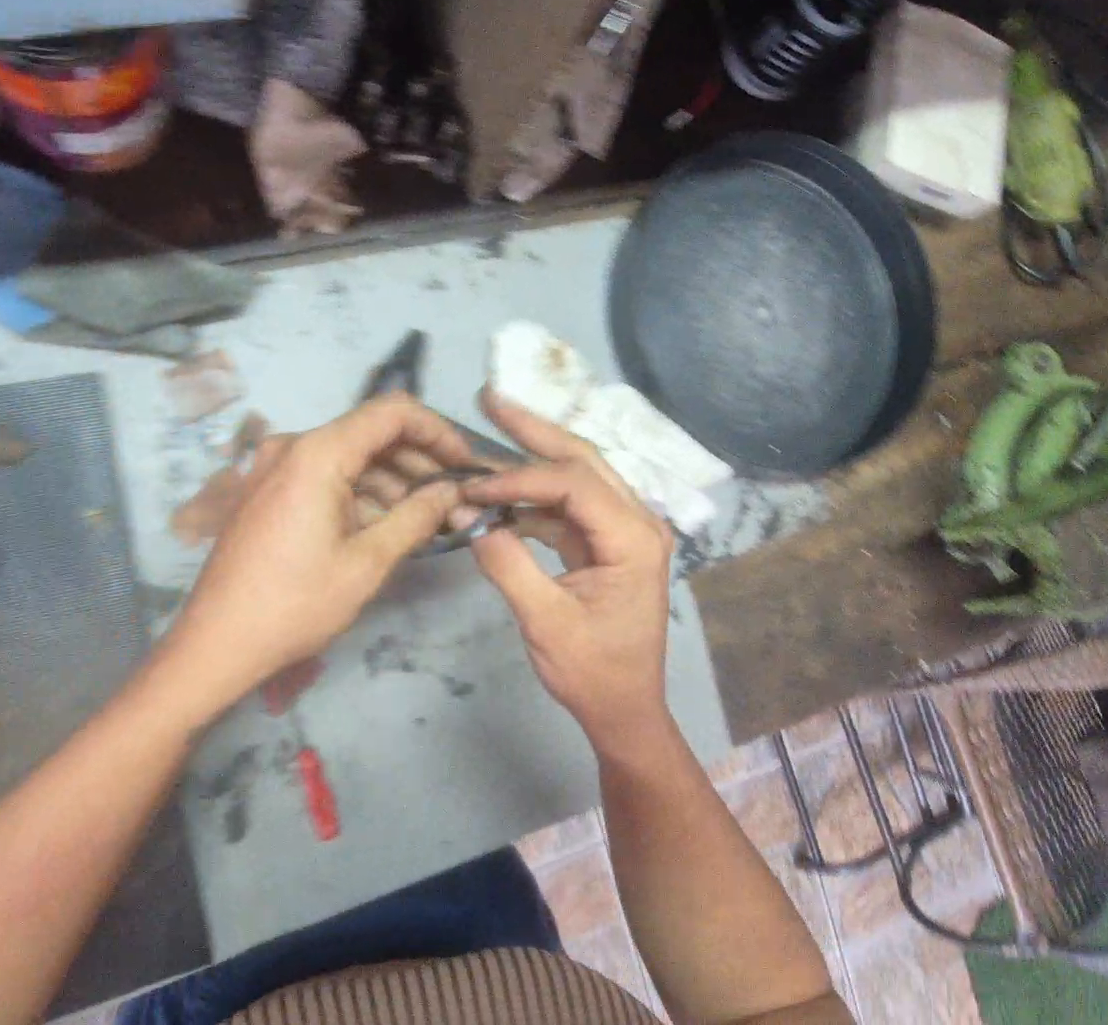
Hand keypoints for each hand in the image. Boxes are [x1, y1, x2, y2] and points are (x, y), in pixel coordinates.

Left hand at [154, 395, 470, 722]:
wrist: (217, 643)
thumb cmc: (295, 604)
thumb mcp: (367, 563)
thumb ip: (417, 517)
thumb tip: (453, 492)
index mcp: (316, 453)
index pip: (393, 413)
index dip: (438, 432)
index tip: (466, 466)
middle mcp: (292, 446)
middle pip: (371, 434)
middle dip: (419, 462)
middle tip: (457, 499)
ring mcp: (275, 468)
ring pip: (350, 457)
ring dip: (393, 481)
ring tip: (432, 517)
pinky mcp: (268, 492)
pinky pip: (325, 477)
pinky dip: (361, 494)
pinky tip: (390, 523)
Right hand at [462, 389, 676, 751]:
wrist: (624, 709)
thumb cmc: (592, 673)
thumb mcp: (545, 622)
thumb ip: (507, 564)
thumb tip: (470, 517)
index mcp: (634, 538)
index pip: (573, 483)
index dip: (519, 476)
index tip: (472, 486)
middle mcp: (637, 521)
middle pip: (583, 459)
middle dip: (534, 430)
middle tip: (489, 398)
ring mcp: (623, 530)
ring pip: (576, 476)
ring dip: (531, 458)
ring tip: (487, 433)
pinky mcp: (606, 542)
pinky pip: (568, 505)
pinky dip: (532, 496)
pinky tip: (499, 492)